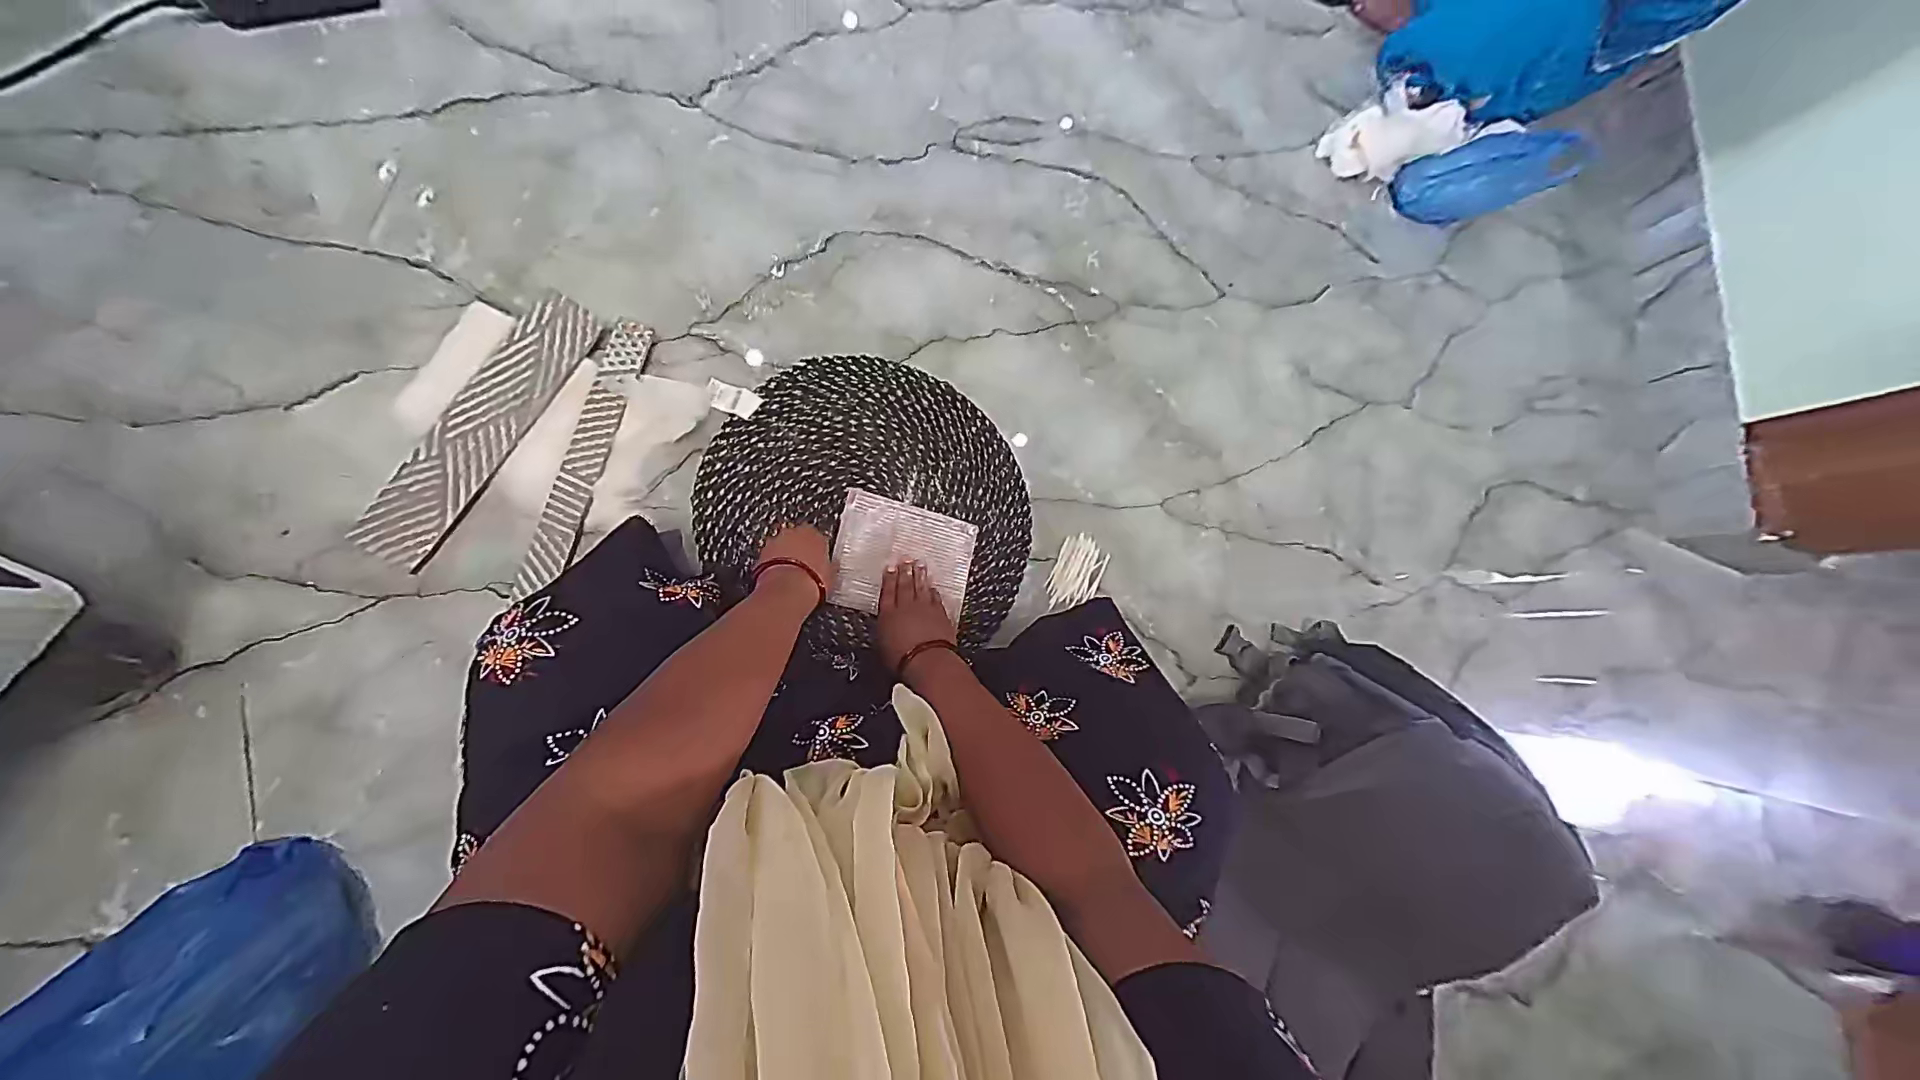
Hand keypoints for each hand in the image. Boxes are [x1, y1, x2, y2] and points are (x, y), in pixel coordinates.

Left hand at [754, 524, 834, 599]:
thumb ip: (830, 565)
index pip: (817, 536)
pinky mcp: (761, 555)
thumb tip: (831, 568)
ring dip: (784, 556)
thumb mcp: (831, 574)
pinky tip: (779, 578)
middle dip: (799, 549)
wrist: (787, 590)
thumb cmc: (811, 579)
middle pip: (796, 538)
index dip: (818, 550)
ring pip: (781, 546)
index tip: (820, 560)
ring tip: (790, 574)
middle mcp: (792, 533)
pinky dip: (773, 565)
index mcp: (814, 533)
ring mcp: (775, 542)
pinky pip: (769, 558)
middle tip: (804, 566)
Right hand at [877, 561, 956, 671]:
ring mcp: (925, 608)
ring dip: (920, 575)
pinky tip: (933, 586)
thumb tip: (886, 625)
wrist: (927, 659)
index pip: (887, 591)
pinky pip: (935, 597)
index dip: (888, 578)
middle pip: (905, 585)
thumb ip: (885, 629)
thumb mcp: (883, 644)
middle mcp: (906, 607)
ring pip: (921, 587)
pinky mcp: (940, 614)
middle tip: (905, 558)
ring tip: (919, 564)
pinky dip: (933, 590)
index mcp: (888, 614)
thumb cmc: (901, 658)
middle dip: (904, 571)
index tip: (889, 567)